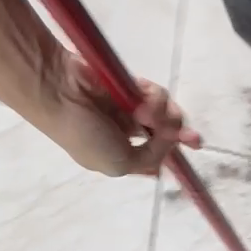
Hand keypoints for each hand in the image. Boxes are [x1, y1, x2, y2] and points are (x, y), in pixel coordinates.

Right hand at [37, 48, 200, 176]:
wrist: (57, 91)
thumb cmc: (85, 135)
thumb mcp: (118, 164)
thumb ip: (149, 159)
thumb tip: (168, 150)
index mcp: (121, 154)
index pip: (159, 153)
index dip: (176, 148)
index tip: (194, 143)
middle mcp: (127, 132)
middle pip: (169, 130)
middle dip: (179, 130)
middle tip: (190, 134)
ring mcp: (128, 108)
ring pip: (165, 111)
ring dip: (164, 113)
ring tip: (146, 113)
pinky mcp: (127, 86)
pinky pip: (154, 92)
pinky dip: (154, 95)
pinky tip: (143, 96)